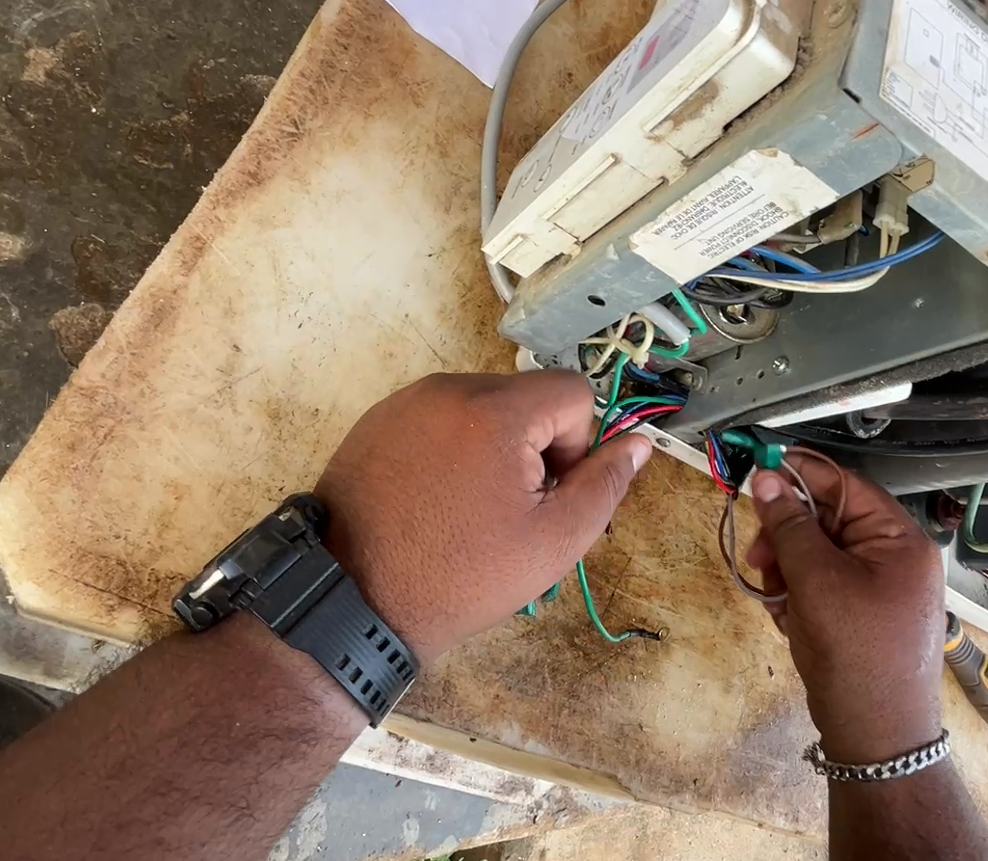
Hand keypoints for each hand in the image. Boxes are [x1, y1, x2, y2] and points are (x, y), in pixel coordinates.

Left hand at [315, 371, 651, 664]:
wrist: (349, 601)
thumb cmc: (460, 576)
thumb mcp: (553, 541)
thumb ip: (605, 484)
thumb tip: (638, 443)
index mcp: (495, 410)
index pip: (573, 392)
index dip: (575, 444)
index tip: (544, 493)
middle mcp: (449, 387)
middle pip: (528, 398)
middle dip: (535, 446)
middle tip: (507, 509)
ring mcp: (406, 399)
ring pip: (485, 406)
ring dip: (495, 445)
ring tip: (468, 505)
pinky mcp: (378, 416)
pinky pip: (441, 415)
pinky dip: (453, 445)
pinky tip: (434, 495)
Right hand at [745, 453, 944, 763]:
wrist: (876, 740)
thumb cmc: (853, 651)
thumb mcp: (815, 580)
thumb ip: (788, 524)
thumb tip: (765, 477)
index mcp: (898, 538)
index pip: (843, 484)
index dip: (798, 473)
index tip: (756, 470)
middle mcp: (892, 554)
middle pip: (826, 517)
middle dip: (786, 535)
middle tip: (757, 556)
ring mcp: (878, 584)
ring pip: (816, 550)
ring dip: (786, 568)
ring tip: (775, 599)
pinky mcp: (860, 609)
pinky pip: (820, 579)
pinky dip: (797, 591)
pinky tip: (787, 616)